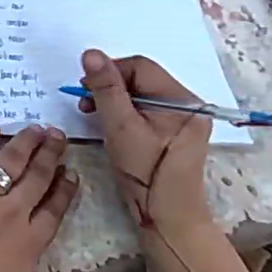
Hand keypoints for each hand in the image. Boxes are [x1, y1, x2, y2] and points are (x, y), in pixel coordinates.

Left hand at [0, 125, 88, 271]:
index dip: (64, 192)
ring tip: (37, 126)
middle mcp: (10, 211)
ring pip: (10, 160)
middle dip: (50, 155)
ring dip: (25, 142)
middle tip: (59, 134)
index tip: (73, 173)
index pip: (53, 211)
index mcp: (27, 243)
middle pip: (36, 178)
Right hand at [79, 49, 213, 236]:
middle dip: (109, 86)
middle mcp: (187, 104)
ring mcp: (181, 119)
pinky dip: (123, 111)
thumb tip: (91, 53)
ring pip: (139, 93)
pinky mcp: (172, 132)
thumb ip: (106, 87)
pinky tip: (107, 122)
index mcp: (182, 100)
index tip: (84, 87)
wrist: (168, 218)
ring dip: (112, 98)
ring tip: (91, 111)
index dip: (109, 71)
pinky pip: (143, 109)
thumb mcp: (120, 126)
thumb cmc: (146, 172)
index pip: (140, 66)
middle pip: (139, 78)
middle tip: (85, 100)